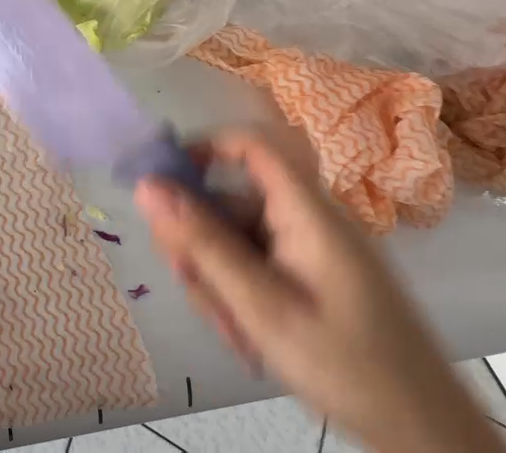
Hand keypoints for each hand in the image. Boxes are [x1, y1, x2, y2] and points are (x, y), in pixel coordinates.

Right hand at [135, 128, 503, 452]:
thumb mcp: (263, 307)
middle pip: (230, 202)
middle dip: (194, 236)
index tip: (160, 181)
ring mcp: (312, 256)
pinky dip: (232, 290)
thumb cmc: (348, 368)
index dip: (203, 148)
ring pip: (233, 237)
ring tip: (223, 322)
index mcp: (310, 221)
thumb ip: (203, 243)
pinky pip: (251, 263)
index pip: (255, 149)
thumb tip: (146, 184)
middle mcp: (311, 228)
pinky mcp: (311, 281)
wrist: (426, 435)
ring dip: (210, 272)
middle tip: (185, 278)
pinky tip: (238, 329)